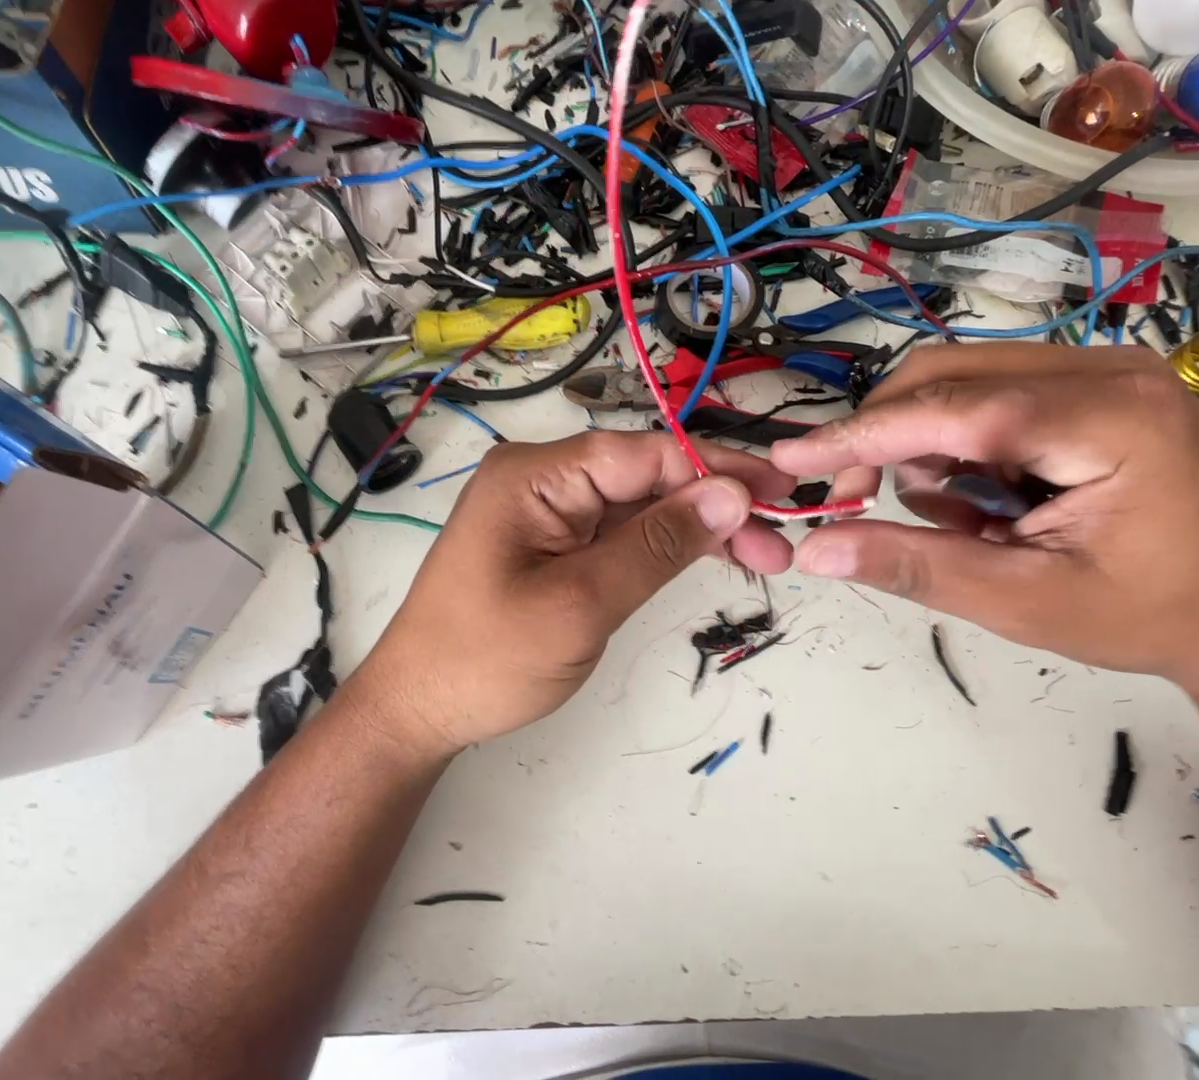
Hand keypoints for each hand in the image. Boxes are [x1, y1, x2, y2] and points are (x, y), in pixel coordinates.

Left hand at [345, 432, 794, 756]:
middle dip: (714, 504)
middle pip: (644, 476)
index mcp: (535, 475)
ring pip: (637, 506)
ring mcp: (544, 513)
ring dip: (695, 528)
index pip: (642, 453)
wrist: (419, 708)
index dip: (715, 470)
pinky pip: (616, 532)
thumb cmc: (487, 660)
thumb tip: (731, 496)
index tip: (778, 496)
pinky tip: (709, 556)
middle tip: (779, 544)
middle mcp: (540, 479)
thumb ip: (656, 547)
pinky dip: (662, 547)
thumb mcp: (580, 604)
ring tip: (761, 557)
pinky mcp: (550, 545)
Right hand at [768, 344, 1198, 696]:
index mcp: (1110, 419)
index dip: (860, 435)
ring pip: (958, 382)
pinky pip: (987, 395)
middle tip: (863, 504)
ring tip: (971, 522)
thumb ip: (913, 566)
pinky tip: (995, 500)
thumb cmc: (1149, 616)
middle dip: (890, 439)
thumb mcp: (1022, 603)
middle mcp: (1108, 369)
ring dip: (931, 450)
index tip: (788, 458)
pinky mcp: (1094, 385)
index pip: (951, 409)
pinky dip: (962, 448)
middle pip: (945, 374)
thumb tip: (812, 550)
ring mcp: (1104, 370)